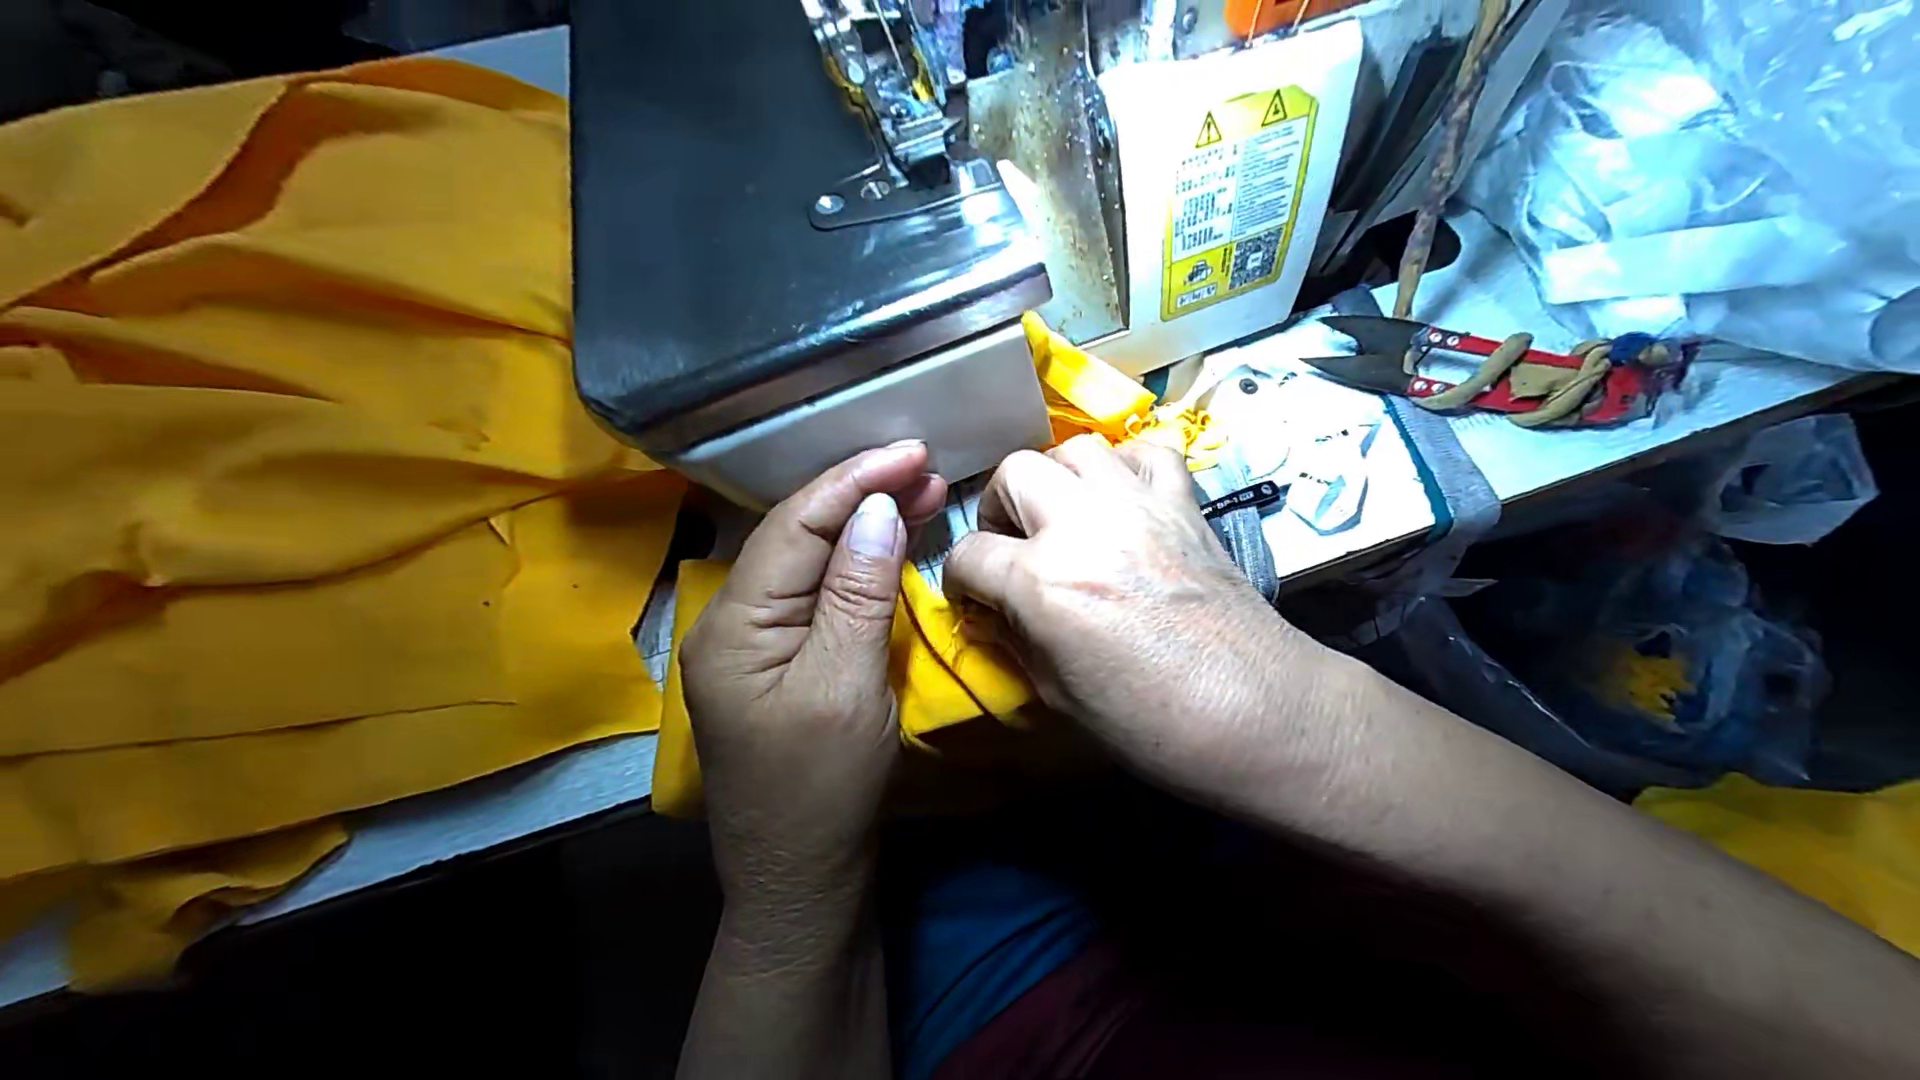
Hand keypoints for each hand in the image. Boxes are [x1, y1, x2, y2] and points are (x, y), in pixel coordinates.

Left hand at [682, 443, 946, 915]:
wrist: (803, 876)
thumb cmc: (820, 790)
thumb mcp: (843, 687)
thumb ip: (855, 593)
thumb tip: (876, 509)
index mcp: (733, 622)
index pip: (794, 525)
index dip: (852, 482)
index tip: (910, 453)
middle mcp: (735, 618)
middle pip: (799, 534)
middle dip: (861, 494)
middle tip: (925, 467)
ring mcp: (759, 637)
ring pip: (813, 558)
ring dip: (865, 522)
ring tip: (922, 491)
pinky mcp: (787, 654)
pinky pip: (823, 590)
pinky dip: (861, 561)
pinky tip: (893, 539)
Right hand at [942, 435, 1344, 801]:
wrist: (1256, 713)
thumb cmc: (1151, 724)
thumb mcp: (1057, 694)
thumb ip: (1014, 640)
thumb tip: (991, 613)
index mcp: (1042, 581)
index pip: (968, 555)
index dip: (959, 579)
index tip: (972, 596)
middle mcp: (1083, 526)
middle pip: (1013, 473)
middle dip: (998, 509)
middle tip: (1013, 545)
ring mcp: (1138, 506)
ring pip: (1076, 448)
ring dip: (1056, 478)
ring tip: (1064, 515)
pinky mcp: (1184, 504)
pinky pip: (1147, 453)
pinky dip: (1124, 466)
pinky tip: (1121, 498)